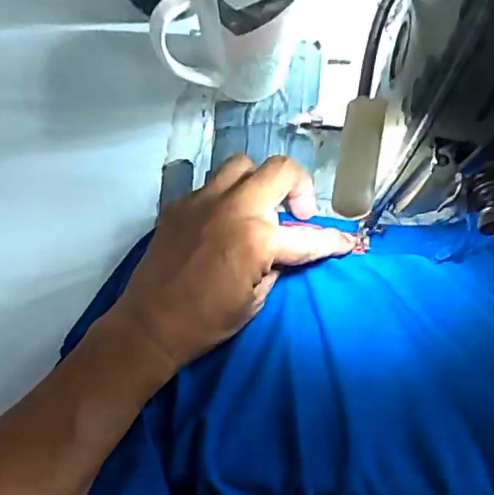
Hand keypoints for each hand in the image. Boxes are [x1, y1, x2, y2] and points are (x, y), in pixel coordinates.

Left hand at [100, 155, 356, 373]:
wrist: (148, 328)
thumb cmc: (203, 325)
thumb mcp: (252, 303)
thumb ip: (273, 268)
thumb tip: (280, 253)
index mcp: (256, 239)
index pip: (307, 235)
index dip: (331, 241)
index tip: (345, 242)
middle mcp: (231, 209)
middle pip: (280, 170)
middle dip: (298, 188)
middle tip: (295, 215)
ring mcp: (200, 203)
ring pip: (241, 166)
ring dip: (256, 182)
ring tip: (255, 209)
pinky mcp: (176, 208)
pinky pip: (208, 186)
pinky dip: (222, 198)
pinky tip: (219, 223)